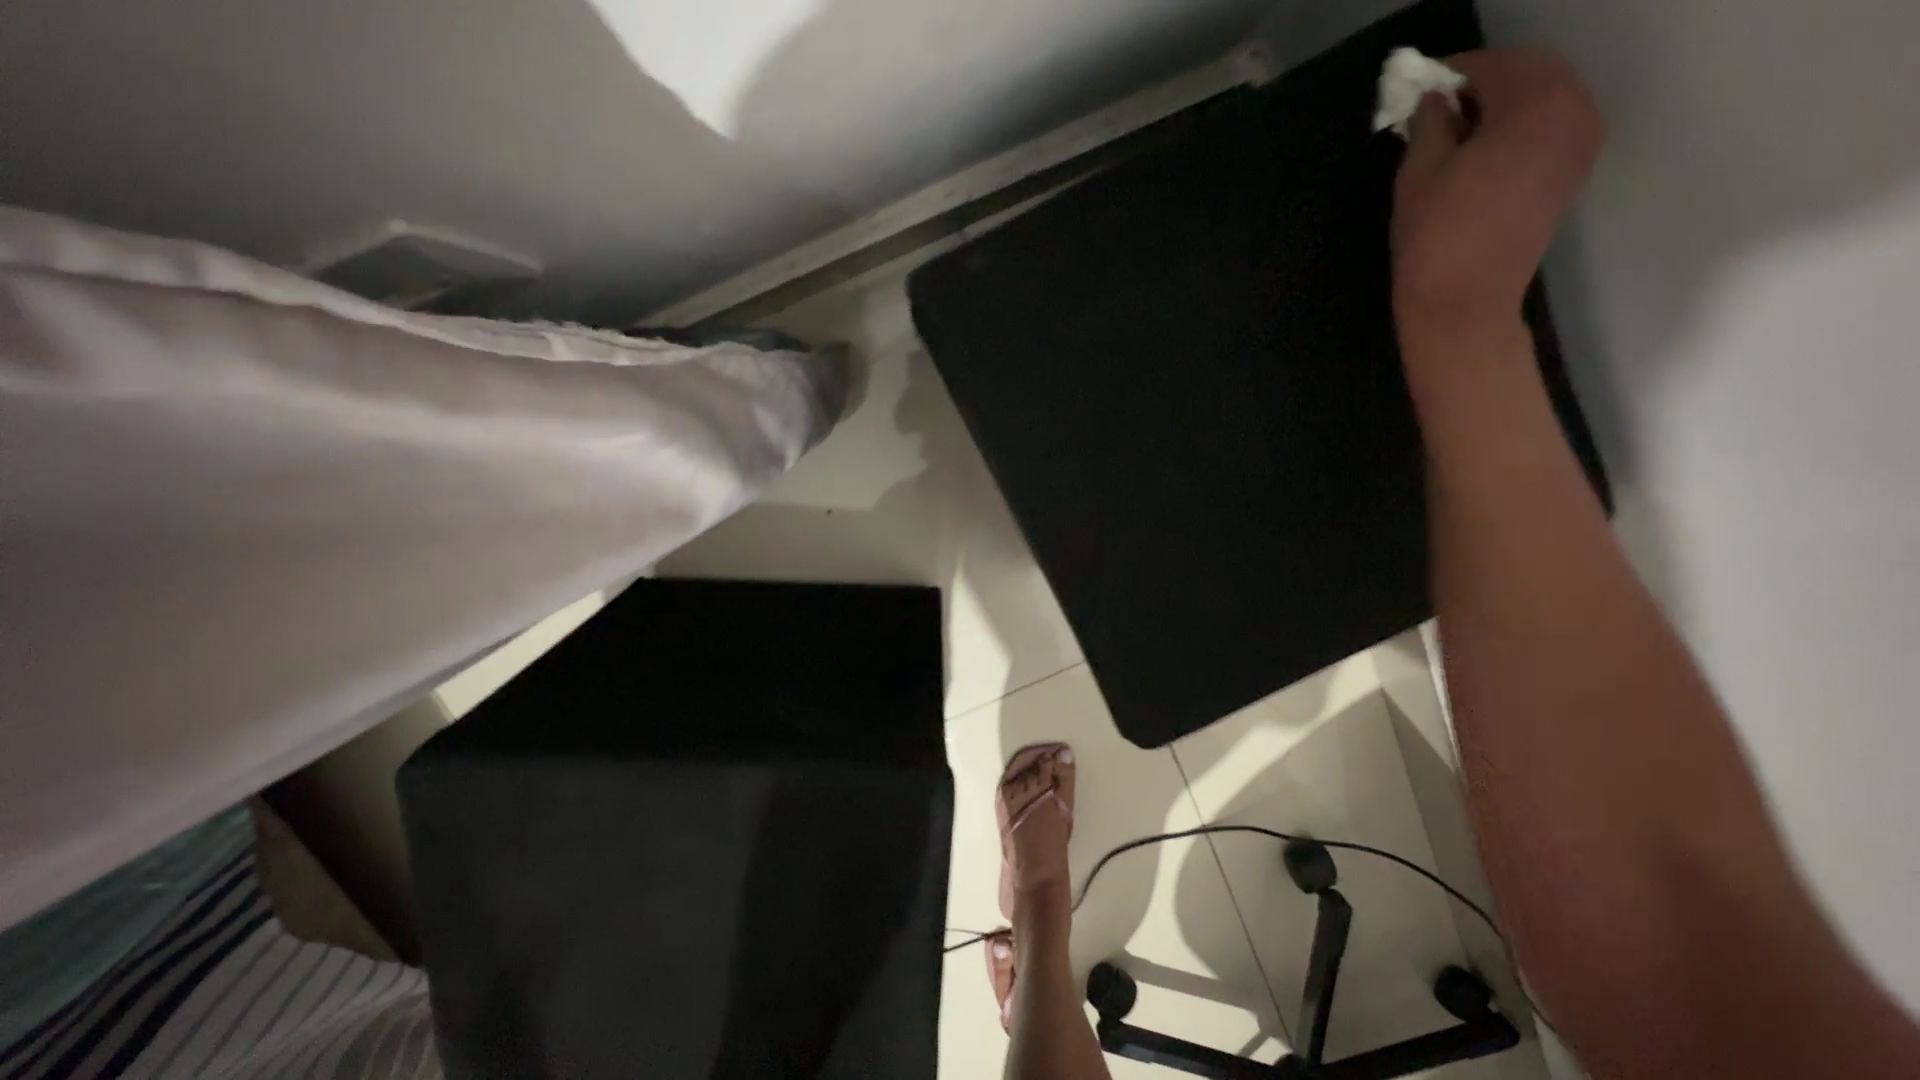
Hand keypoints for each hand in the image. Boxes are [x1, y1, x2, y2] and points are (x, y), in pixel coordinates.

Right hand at [1392, 49, 1605, 333]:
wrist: (1465, 302)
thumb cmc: (1435, 237)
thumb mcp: (1418, 172)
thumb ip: (1430, 122)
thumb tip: (1436, 100)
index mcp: (1534, 105)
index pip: (1492, 66)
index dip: (1453, 75)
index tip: (1421, 90)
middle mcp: (1574, 113)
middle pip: (1530, 73)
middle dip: (1485, 84)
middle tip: (1440, 108)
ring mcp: (1582, 144)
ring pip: (1547, 97)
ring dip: (1506, 104)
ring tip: (1461, 132)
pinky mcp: (1574, 173)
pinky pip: (1554, 126)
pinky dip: (1523, 127)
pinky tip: (1485, 151)